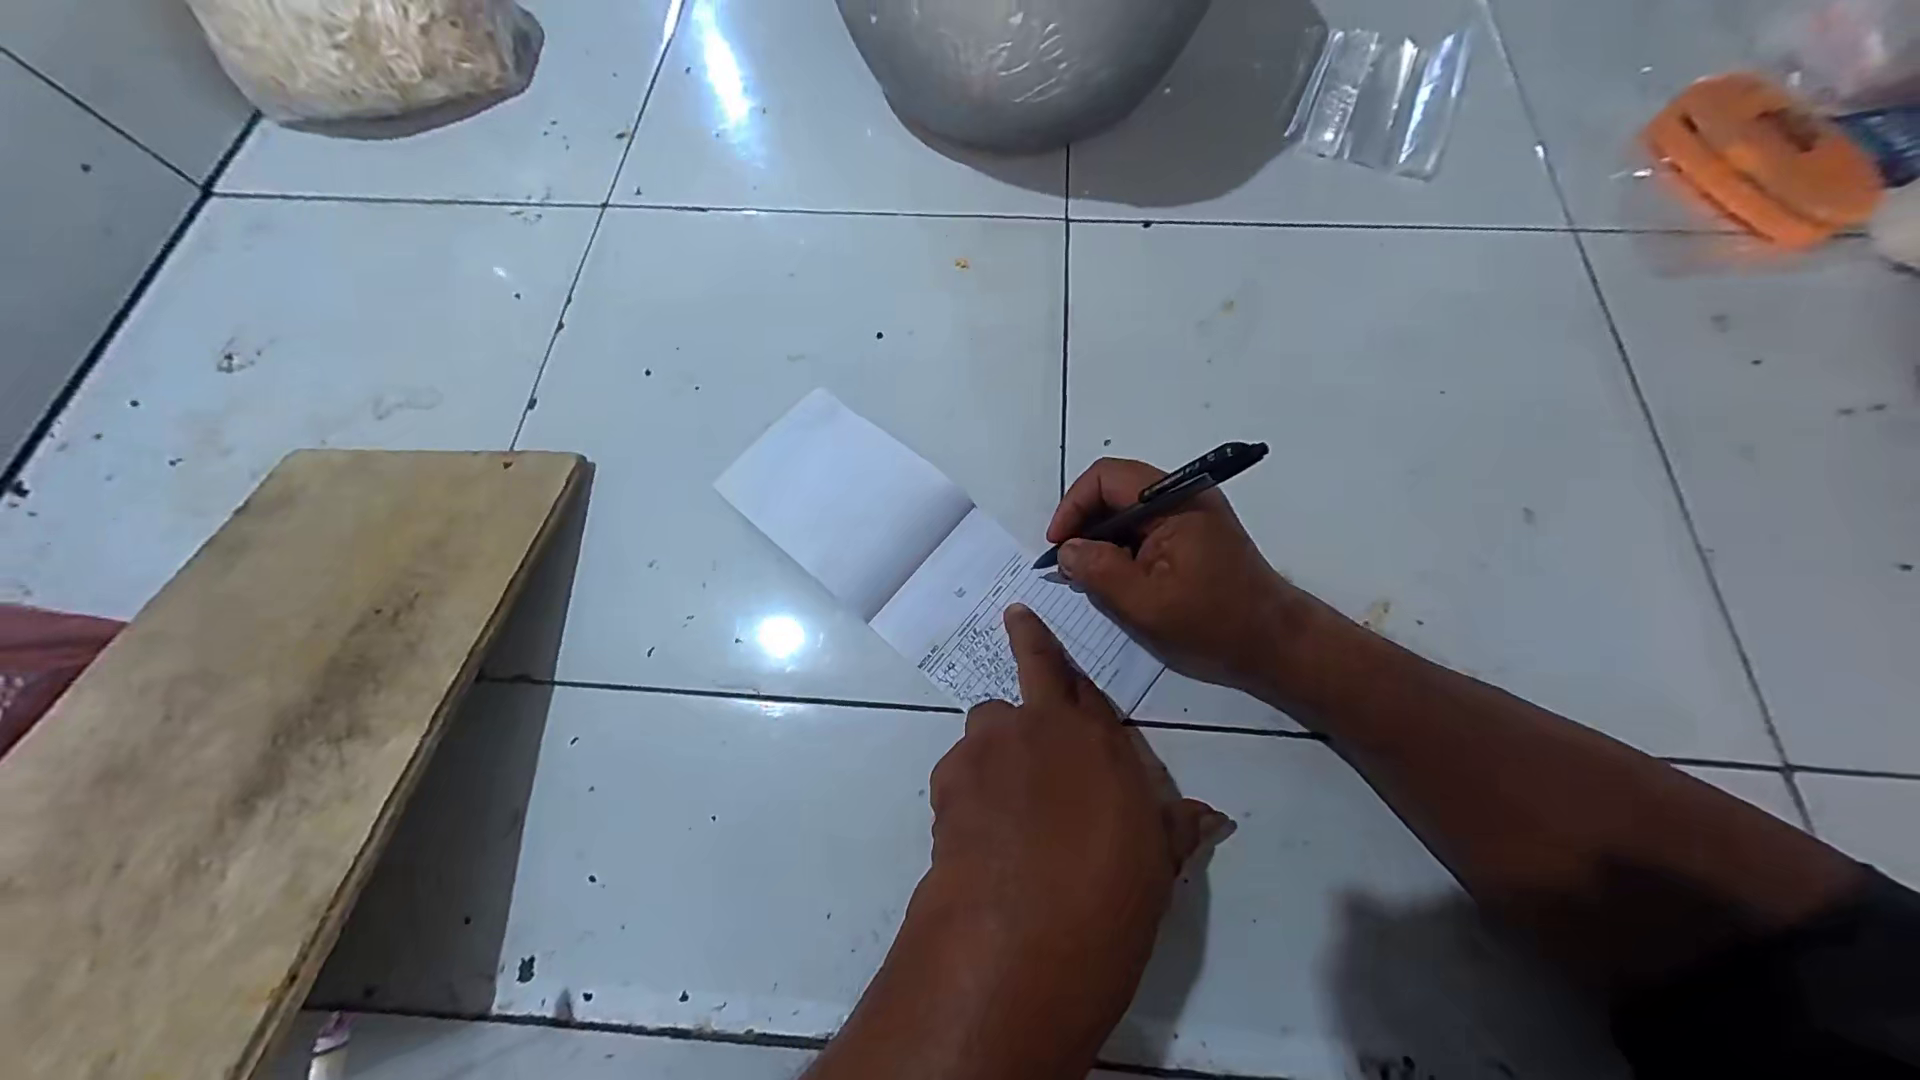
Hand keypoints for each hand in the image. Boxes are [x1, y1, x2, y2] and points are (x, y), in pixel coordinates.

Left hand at [910, 605, 1227, 1077]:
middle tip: (1019, 630)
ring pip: (988, 720)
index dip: (1069, 668)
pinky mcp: (949, 775)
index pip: (1084, 684)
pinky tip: (978, 826)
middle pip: (1032, 669)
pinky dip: (969, 781)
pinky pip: (960, 764)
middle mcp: (1040, 726)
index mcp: (1096, 739)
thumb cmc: (1108, 895)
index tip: (1049, 646)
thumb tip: (1212, 817)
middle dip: (1027, 641)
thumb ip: (1176, 828)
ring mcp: (989, 746)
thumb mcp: (1156, 863)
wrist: (1020, 932)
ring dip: (998, 740)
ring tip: (1006, 790)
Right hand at [1049, 457, 1342, 701]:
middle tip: (1069, 565)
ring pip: (1126, 513)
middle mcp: (1183, 496)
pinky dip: (1121, 550)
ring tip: (1089, 577)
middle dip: (1084, 525)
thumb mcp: (1144, 603)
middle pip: (1115, 491)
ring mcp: (1189, 515)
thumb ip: (1098, 571)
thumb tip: (1066, 550)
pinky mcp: (1191, 535)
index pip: (1106, 478)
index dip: (1073, 506)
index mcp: (1175, 500)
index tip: (1059, 545)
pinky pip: (1143, 530)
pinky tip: (1115, 581)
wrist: (1276, 645)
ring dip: (1101, 540)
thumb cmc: (1214, 624)